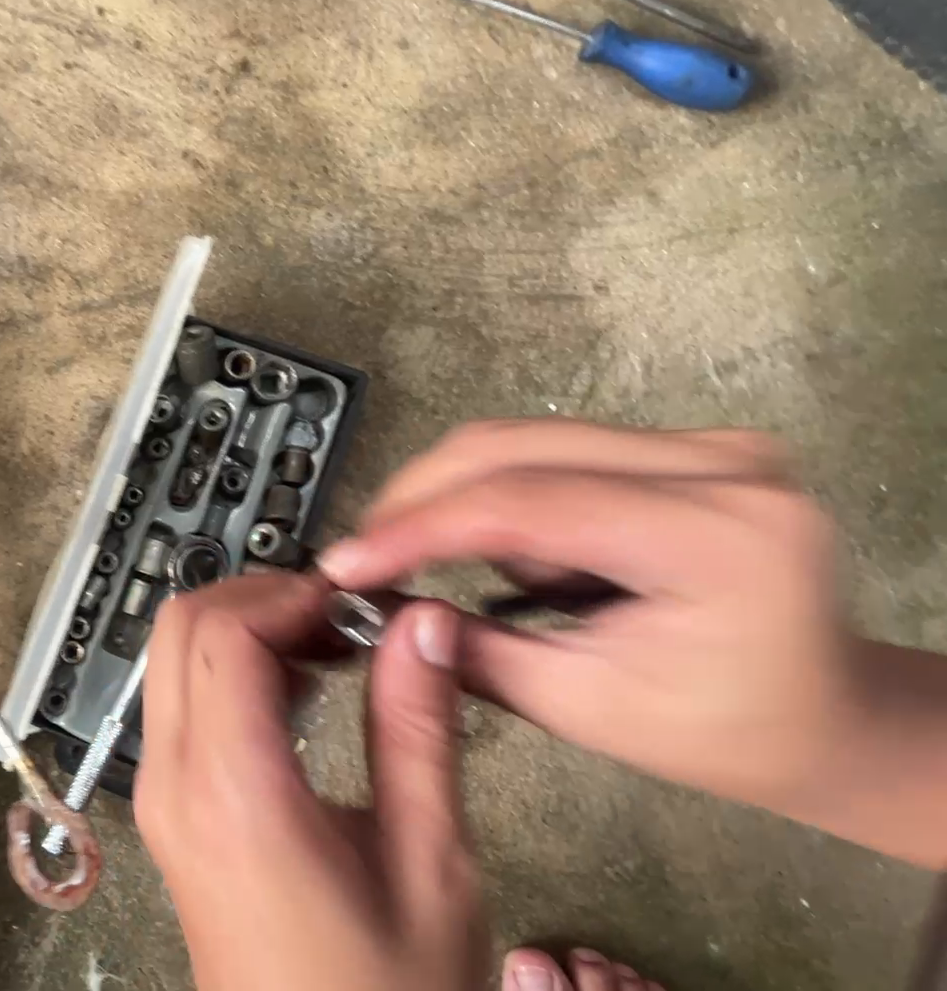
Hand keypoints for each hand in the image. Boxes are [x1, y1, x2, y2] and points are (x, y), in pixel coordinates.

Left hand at [136, 574, 483, 990]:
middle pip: (179, 628)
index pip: (221, 634)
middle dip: (255, 598)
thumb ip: (415, 730)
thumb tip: (420, 624)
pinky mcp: (166, 806)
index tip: (352, 599)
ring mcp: (158, 792)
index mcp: (232, 790)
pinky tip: (296, 692)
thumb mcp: (426, 865)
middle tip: (338, 616)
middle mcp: (172, 779)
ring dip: (239, 629)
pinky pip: (178, 701)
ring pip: (170, 657)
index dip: (284, 594)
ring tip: (327, 649)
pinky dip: (225, 670)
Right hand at [317, 419, 946, 864]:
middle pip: (506, 448)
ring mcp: (695, 444)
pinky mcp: (665, 447)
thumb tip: (382, 608)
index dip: (416, 529)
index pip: (526, 504)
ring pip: (508, 439)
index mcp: (720, 538)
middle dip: (414, 501)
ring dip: (444, 500)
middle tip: (362, 556)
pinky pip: (532, 449)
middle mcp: (718, 464)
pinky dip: (483, 496)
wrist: (823, 711)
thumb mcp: (582, 708)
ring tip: (430, 564)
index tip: (346, 564)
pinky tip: (491, 551)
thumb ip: (473, 651)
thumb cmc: (721, 729)